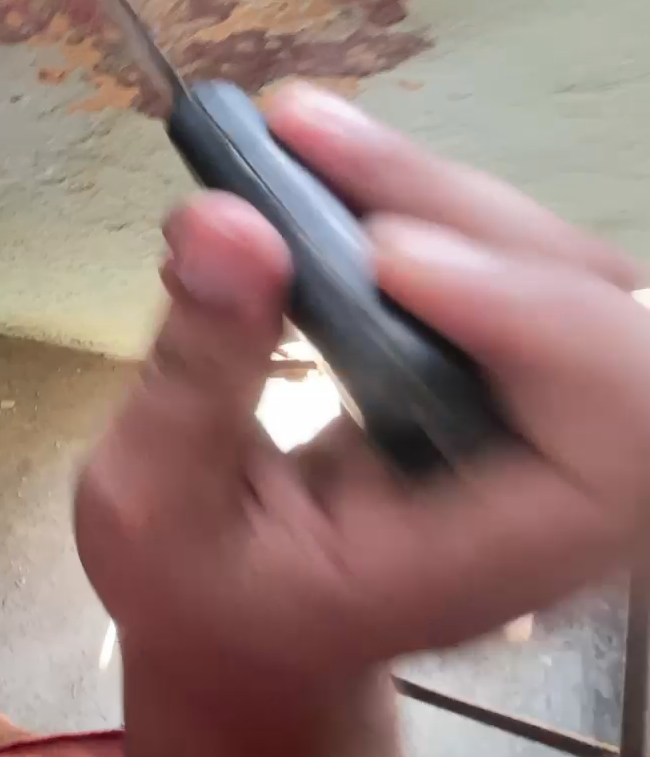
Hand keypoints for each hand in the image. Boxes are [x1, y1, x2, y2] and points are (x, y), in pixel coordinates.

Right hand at [76, 82, 647, 711]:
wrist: (230, 622)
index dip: (531, 322)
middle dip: (443, 208)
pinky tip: (318, 177)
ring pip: (543, 270)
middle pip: (588, 312)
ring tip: (292, 136)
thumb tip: (221, 220)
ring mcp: (528, 423)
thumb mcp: (152, 492)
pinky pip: (484, 272)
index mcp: (495, 551)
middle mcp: (554, 477)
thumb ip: (195, 371)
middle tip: (295, 134)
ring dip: (421, 190)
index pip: (619, 431)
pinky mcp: (480, 380)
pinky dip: (400, 209)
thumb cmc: (184, 583)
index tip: (375, 251)